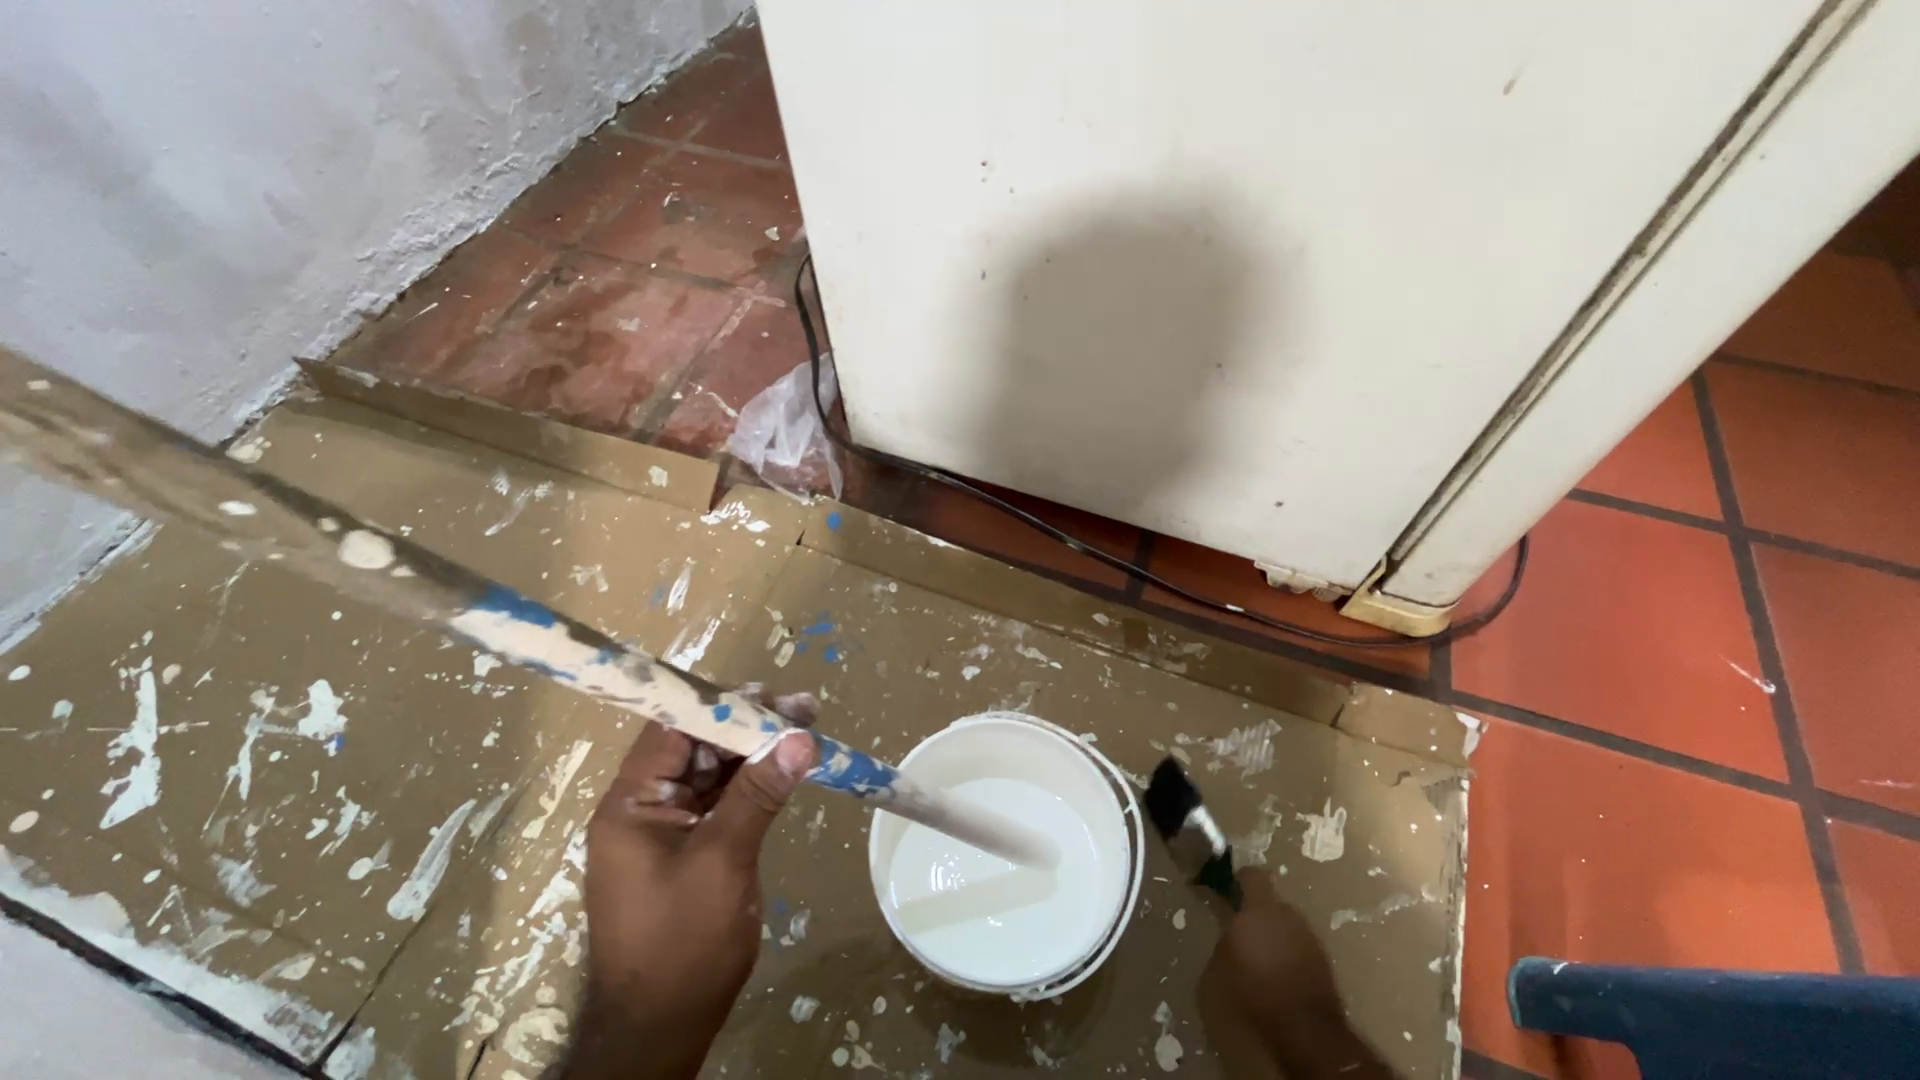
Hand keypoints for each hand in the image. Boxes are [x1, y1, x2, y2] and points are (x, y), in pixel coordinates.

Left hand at [563, 690, 818, 1079]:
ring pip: (714, 773)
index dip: (719, 706)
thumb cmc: (682, 942)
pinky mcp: (691, 850)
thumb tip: (800, 737)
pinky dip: (754, 785)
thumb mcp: (722, 860)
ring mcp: (668, 829)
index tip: (769, 694)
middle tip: (803, 708)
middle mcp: (644, 807)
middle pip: (696, 747)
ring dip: (756, 753)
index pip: (670, 731)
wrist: (662, 1025)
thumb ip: (758, 794)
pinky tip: (787, 769)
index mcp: (630, 803)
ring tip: (807, 728)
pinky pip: (722, 802)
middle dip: (748, 726)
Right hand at [1212, 867, 1342, 1024]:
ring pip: (1288, 924)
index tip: (1228, 889)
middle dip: (1258, 912)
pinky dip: (1290, 953)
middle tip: (1242, 931)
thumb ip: (1225, 939)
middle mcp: (1288, 915)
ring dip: (1275, 933)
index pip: (1252, 875)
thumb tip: (1230, 934)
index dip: (1240, 879)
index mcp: (1259, 909)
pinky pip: (1300, 946)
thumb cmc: (1253, 991)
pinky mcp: (1324, 960)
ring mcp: (1310, 937)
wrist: (1305, 1029)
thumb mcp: (1219, 965)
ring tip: (1262, 957)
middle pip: (1272, 902)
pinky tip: (1280, 974)